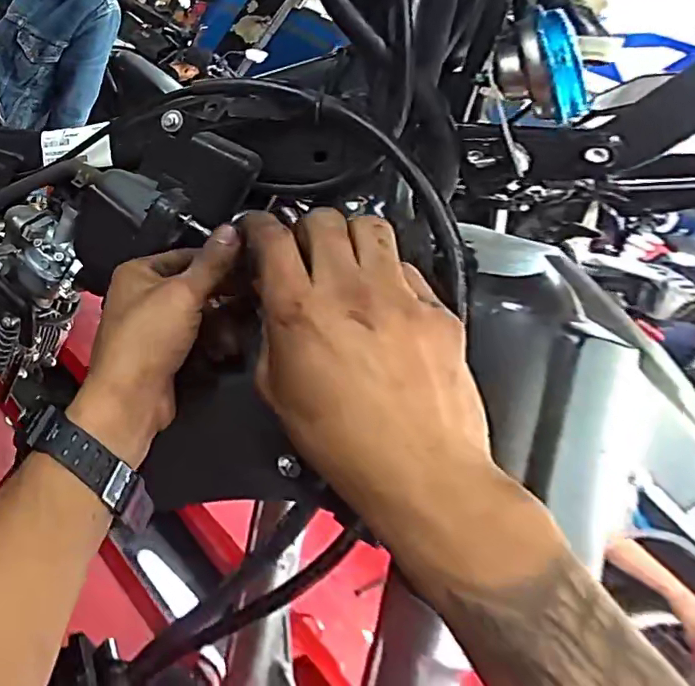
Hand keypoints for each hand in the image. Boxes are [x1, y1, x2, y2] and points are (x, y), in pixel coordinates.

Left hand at [71, 225, 240, 464]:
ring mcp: (154, 324)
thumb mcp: (183, 294)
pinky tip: (223, 347)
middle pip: (194, 286)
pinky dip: (212, 341)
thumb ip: (210, 264)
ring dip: (220, 322)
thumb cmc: (141, 343)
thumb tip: (229, 233)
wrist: (131, 398)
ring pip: (199, 314)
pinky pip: (197, 338)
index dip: (217, 259)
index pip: (185, 254)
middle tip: (250, 297)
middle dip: (222, 295)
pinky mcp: (165, 350)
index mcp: (137, 272)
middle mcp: (142, 295)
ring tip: (235, 327)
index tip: (247, 263)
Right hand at [244, 210, 504, 545]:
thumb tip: (271, 308)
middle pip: (322, 220)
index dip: (258, 223)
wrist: (423, 475)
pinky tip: (380, 292)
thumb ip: (269, 334)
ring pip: (370, 226)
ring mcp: (397, 299)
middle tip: (300, 244)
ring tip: (343, 254)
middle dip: (303, 226)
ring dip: (348, 234)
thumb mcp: (276, 386)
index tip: (257, 228)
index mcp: (298, 310)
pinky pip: (407, 266)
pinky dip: (387, 268)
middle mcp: (347, 293)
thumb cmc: (346, 442)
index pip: (272, 236)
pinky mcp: (437, 313)